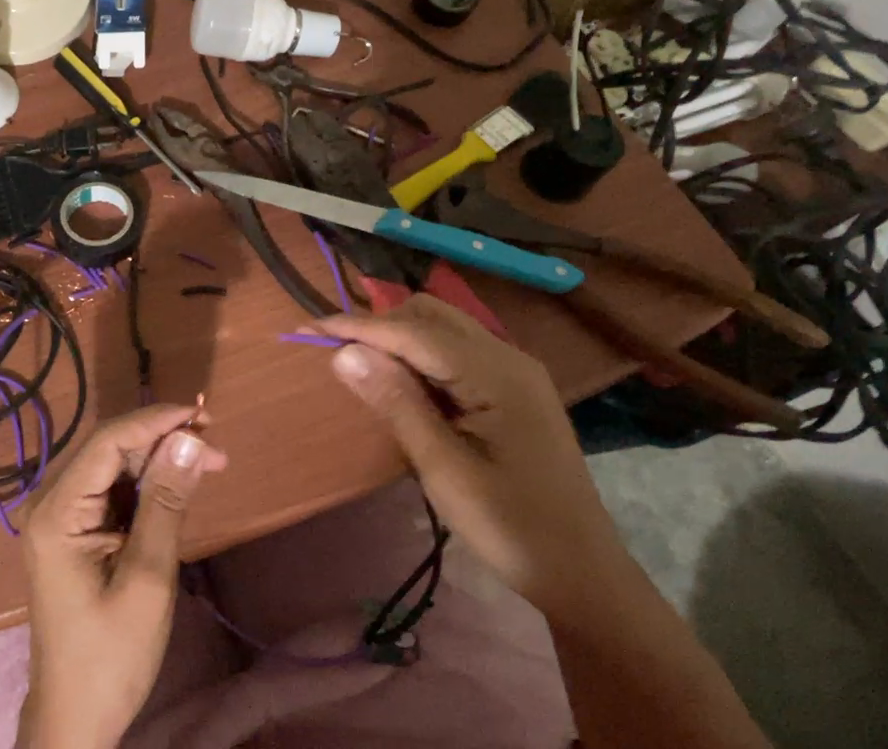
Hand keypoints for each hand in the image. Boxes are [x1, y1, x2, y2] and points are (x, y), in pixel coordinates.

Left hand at [19, 405, 228, 748]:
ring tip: (207, 461)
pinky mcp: (72, 537)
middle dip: (160, 441)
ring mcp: (59, 521)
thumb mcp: (147, 577)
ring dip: (156, 462)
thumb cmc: (112, 653)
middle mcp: (50, 505)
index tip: (202, 413)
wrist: (75, 715)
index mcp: (57, 512)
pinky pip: (110, 496)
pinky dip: (145, 488)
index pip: (106, 443)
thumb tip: (189, 439)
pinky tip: (177, 488)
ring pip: (112, 470)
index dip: (154, 421)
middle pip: (107, 451)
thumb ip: (166, 503)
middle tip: (214, 443)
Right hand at [315, 297, 630, 619]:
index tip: (306, 329)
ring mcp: (514, 374)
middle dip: (379, 325)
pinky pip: (455, 354)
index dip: (358, 326)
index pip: (414, 332)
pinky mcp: (512, 392)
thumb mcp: (444, 469)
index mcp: (498, 375)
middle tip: (335, 354)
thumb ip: (396, 403)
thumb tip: (344, 351)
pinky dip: (418, 357)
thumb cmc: (510, 526)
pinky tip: (400, 386)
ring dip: (397, 339)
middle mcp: (509, 359)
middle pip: (431, 316)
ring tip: (360, 368)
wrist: (581, 572)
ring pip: (443, 330)